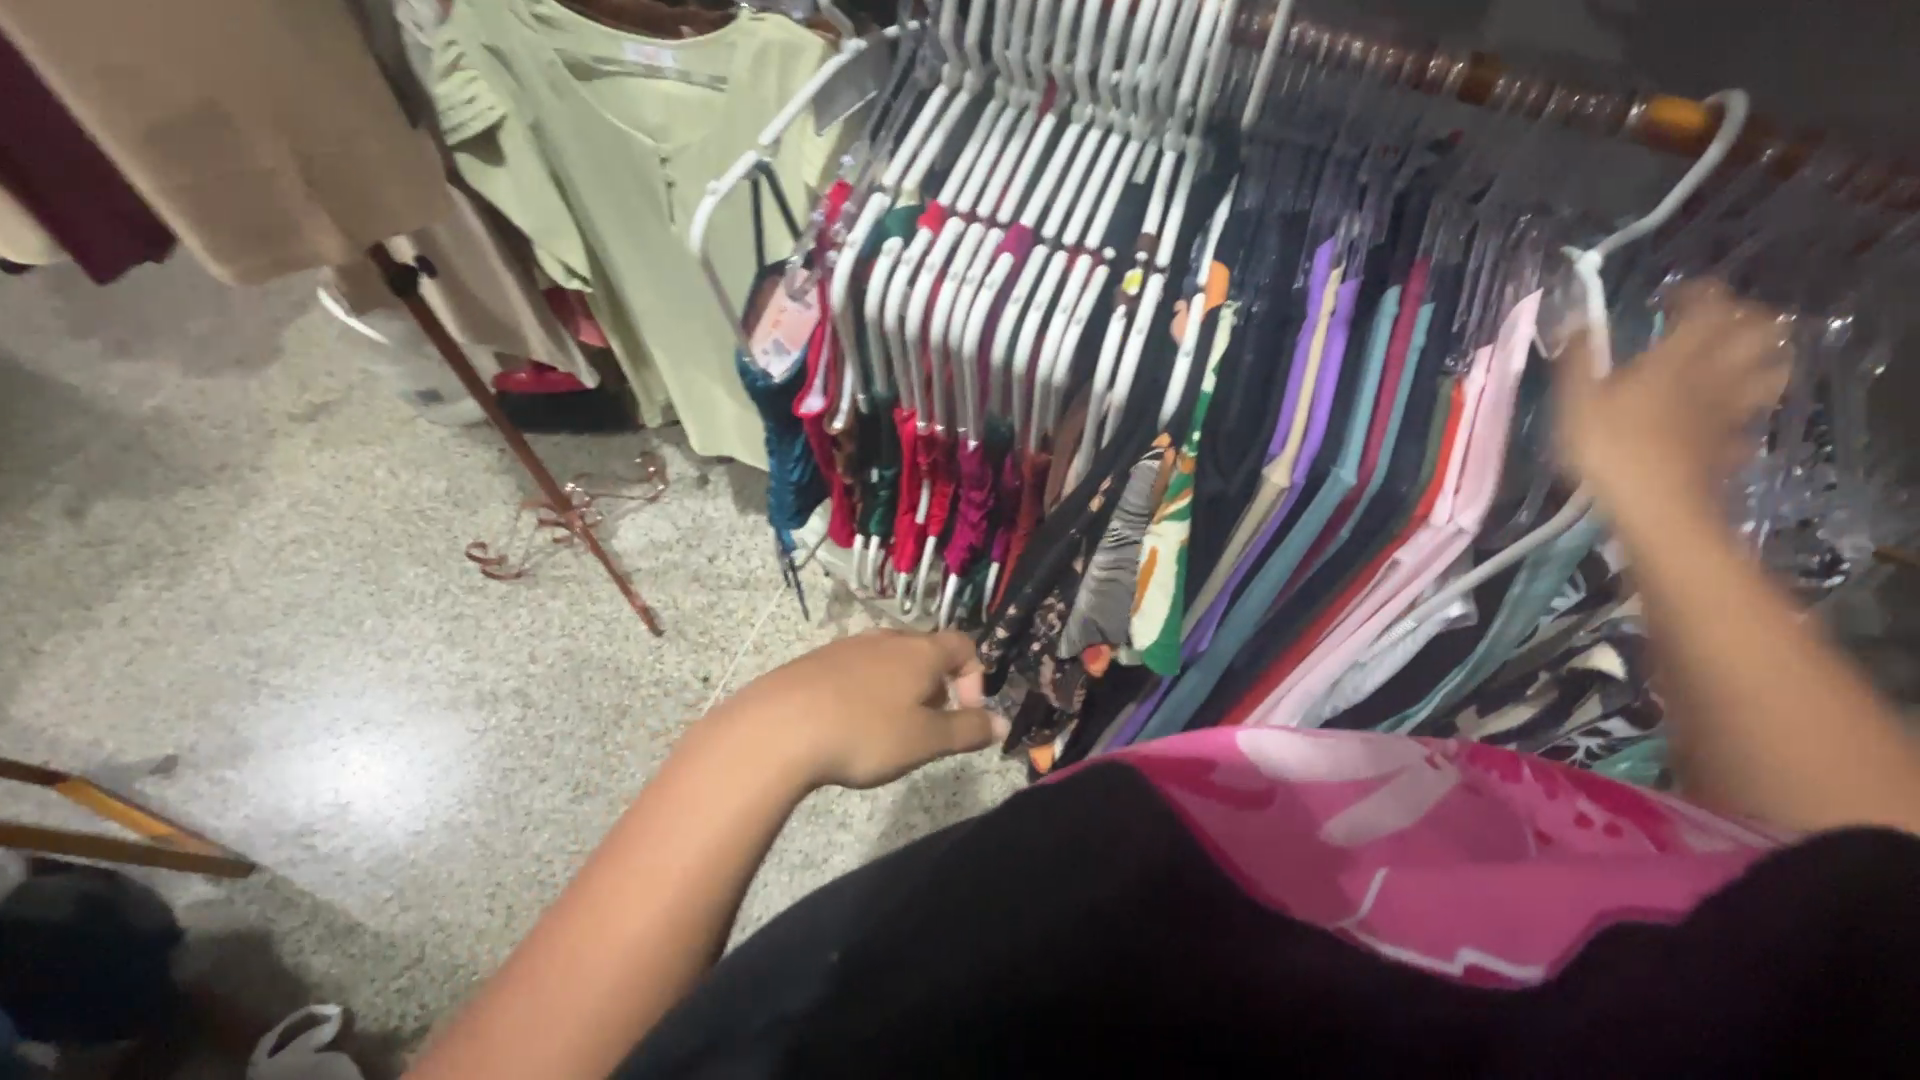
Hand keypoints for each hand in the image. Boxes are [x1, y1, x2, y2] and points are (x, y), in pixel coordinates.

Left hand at [709, 630, 1008, 789]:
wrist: (778, 727)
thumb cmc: (865, 732)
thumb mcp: (926, 740)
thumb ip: (967, 730)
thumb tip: (1002, 722)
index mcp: (920, 651)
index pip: (964, 644)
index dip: (975, 677)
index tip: (966, 714)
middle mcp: (886, 639)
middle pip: (925, 653)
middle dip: (936, 688)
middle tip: (926, 729)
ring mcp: (847, 647)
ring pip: (888, 662)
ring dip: (899, 691)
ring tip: (886, 732)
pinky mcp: (815, 662)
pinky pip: (855, 671)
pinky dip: (865, 693)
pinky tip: (847, 727)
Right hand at [1554, 279, 1793, 512]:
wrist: (1656, 505)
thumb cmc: (1609, 448)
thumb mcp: (1575, 400)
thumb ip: (1578, 357)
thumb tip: (1576, 321)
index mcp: (1679, 356)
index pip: (1709, 305)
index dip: (1695, 293)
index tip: (1669, 299)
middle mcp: (1716, 373)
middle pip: (1761, 329)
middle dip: (1742, 318)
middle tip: (1711, 325)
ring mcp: (1732, 408)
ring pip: (1773, 366)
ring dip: (1762, 356)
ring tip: (1734, 360)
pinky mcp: (1736, 440)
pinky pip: (1753, 413)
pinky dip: (1746, 405)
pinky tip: (1724, 412)